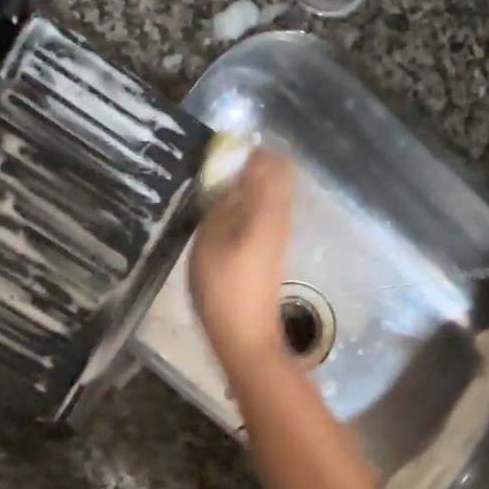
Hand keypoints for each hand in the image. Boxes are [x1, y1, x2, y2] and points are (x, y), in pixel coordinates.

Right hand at [189, 148, 294, 372]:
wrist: (246, 335)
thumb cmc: (223, 289)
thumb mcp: (208, 242)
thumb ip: (217, 205)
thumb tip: (222, 179)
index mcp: (267, 209)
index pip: (270, 162)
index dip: (246, 152)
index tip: (218, 156)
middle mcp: (280, 216)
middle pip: (276, 175)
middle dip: (249, 167)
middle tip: (217, 173)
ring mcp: (280, 234)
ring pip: (272, 194)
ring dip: (248, 187)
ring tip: (216, 196)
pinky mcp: (273, 250)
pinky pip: (266, 212)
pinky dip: (248, 207)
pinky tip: (224, 221)